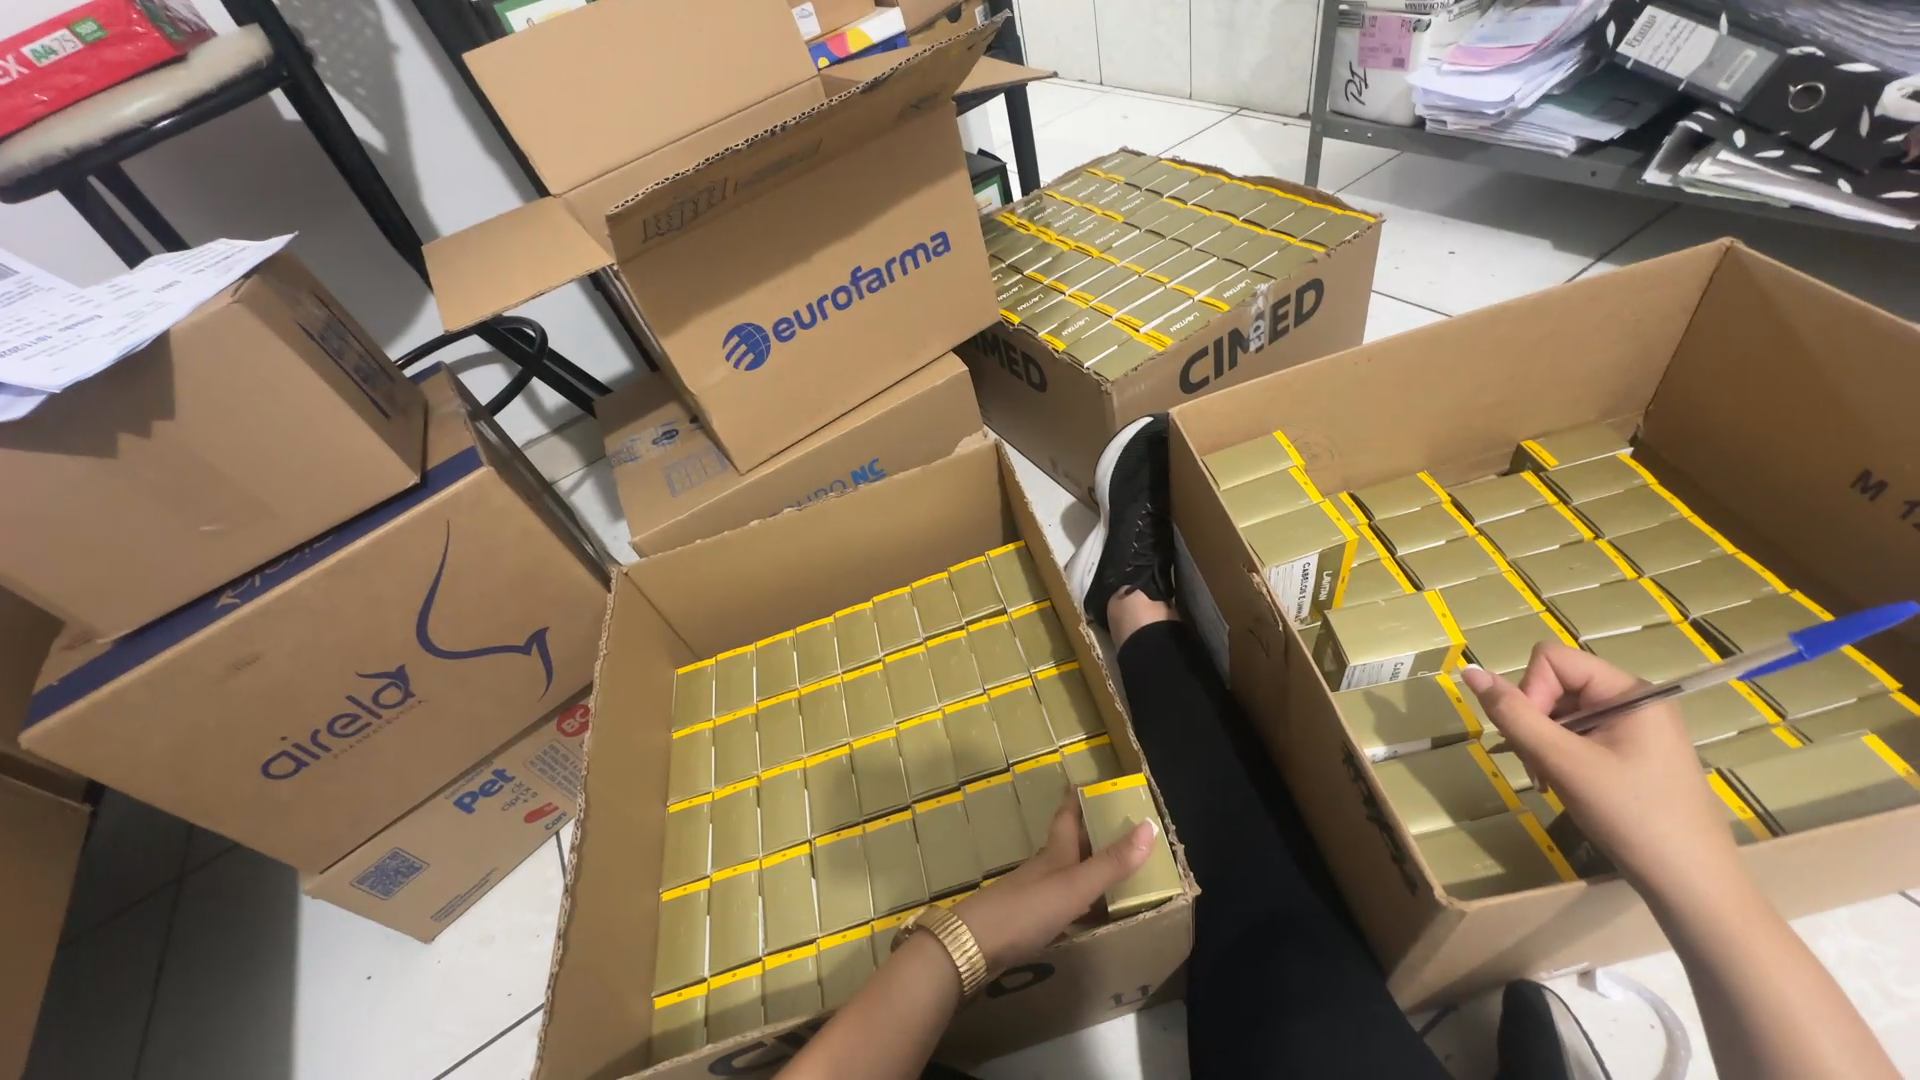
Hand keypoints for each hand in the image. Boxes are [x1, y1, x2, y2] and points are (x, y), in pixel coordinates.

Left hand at [952, 799, 1154, 970]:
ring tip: (1107, 868)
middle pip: (1067, 843)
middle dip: (1086, 832)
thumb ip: (1111, 862)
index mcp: (1055, 853)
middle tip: (1111, 827)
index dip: (1076, 799)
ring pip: (1062, 872)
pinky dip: (1076, 902)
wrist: (974, 945)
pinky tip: (1083, 914)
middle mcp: (1043, 868)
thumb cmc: (1027, 908)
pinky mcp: (1026, 920)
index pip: (1067, 816)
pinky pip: (1058, 903)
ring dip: (1082, 867)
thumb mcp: (1075, 885)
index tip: (1083, 782)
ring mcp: (1032, 894)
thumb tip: (1149, 826)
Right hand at [1459, 645, 1737, 895]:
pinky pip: (1575, 734)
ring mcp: (1634, 727)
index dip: (1530, 691)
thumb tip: (1469, 671)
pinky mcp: (1630, 751)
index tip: (1535, 738)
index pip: (1552, 659)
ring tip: (1551, 780)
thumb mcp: (1562, 761)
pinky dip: (1557, 755)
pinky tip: (1562, 784)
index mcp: (1630, 691)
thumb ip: (1513, 713)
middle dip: (1534, 722)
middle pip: (1554, 684)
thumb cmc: (1631, 815)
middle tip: (1539, 765)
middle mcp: (1634, 700)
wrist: (1690, 884)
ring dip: (1541, 743)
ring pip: (1559, 711)